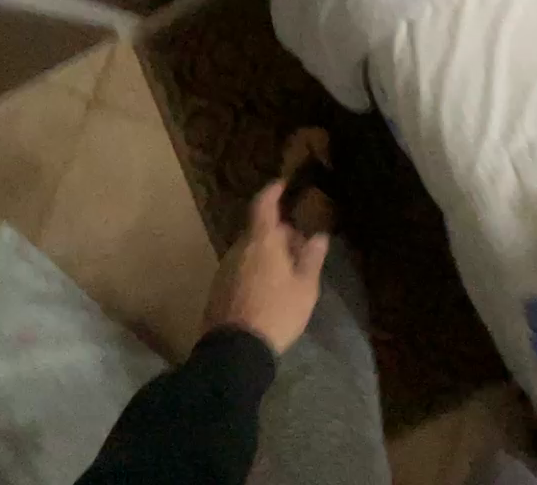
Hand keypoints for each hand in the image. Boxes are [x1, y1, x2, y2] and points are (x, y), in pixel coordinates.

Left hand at [202, 181, 330, 354]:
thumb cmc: (276, 312)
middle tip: (298, 249)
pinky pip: (239, 268)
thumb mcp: (304, 288)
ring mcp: (224, 269)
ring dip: (266, 254)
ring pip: (249, 251)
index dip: (272, 192)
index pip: (264, 206)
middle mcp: (239, 249)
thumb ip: (311, 258)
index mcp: (262, 242)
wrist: (234, 352)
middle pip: (260, 231)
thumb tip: (319, 236)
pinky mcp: (217, 289)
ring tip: (285, 274)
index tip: (282, 185)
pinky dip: (254, 269)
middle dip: (279, 235)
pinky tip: (266, 290)